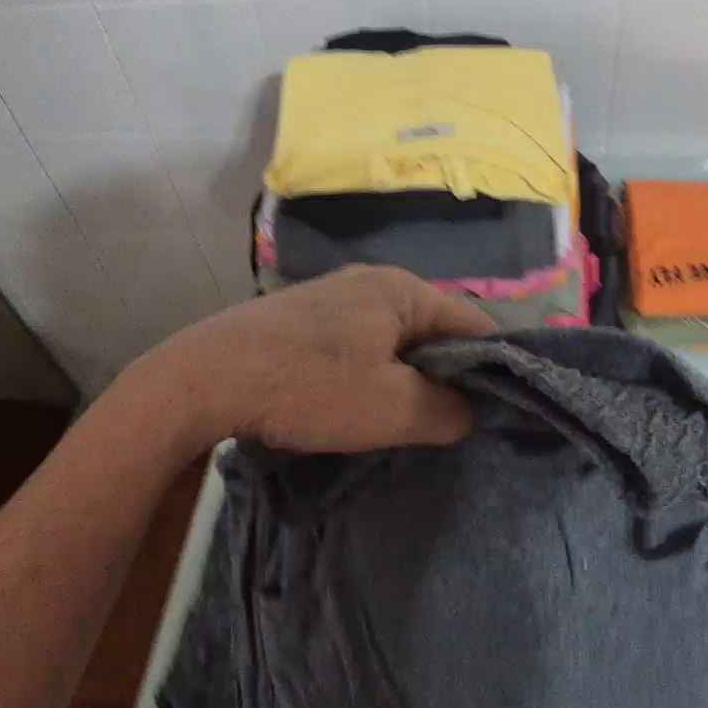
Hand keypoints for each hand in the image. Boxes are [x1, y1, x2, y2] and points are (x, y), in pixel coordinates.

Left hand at [107, 265, 497, 458]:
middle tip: (456, 426)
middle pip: (433, 331)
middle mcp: (370, 282)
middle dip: (448, 377)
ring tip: (409, 423)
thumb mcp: (391, 408)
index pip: (475, 325)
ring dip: (406, 379)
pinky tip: (359, 406)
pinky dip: (370, 375)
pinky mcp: (302, 320)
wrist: (204, 379)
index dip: (497, 369)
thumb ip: (448, 409)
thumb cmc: (307, 387)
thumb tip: (473, 410)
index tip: (503, 413)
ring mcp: (332, 297)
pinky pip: (358, 345)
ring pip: (393, 341)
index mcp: (401, 290)